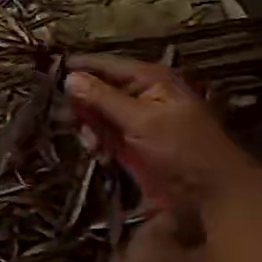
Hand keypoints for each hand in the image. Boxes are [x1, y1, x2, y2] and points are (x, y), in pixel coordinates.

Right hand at [64, 55, 261, 215]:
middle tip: (65, 116)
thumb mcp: (142, 121)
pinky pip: (103, 135)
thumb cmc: (184, 150)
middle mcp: (140, 94)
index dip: (77, 69)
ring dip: (86, 126)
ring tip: (88, 141)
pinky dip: (95, 141)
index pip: (103, 65)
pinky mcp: (131, 144)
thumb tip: (69, 77)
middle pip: (96, 89)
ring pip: (96, 113)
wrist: (215, 196)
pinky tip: (95, 151)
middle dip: (80, 103)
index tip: (47, 74)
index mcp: (149, 79)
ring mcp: (135, 120)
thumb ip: (103, 98)